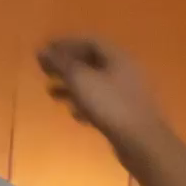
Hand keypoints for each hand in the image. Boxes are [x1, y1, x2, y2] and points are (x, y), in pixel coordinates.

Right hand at [36, 38, 168, 156]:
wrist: (144, 144)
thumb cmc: (110, 104)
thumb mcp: (78, 79)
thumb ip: (59, 62)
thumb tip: (42, 50)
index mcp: (118, 58)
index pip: (89, 41)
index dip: (65, 43)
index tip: (45, 51)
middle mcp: (126, 71)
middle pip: (91, 61)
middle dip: (66, 65)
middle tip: (45, 71)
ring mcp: (129, 93)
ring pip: (95, 82)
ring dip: (71, 85)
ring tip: (52, 93)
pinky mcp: (128, 112)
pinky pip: (102, 100)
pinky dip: (85, 102)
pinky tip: (74, 113)